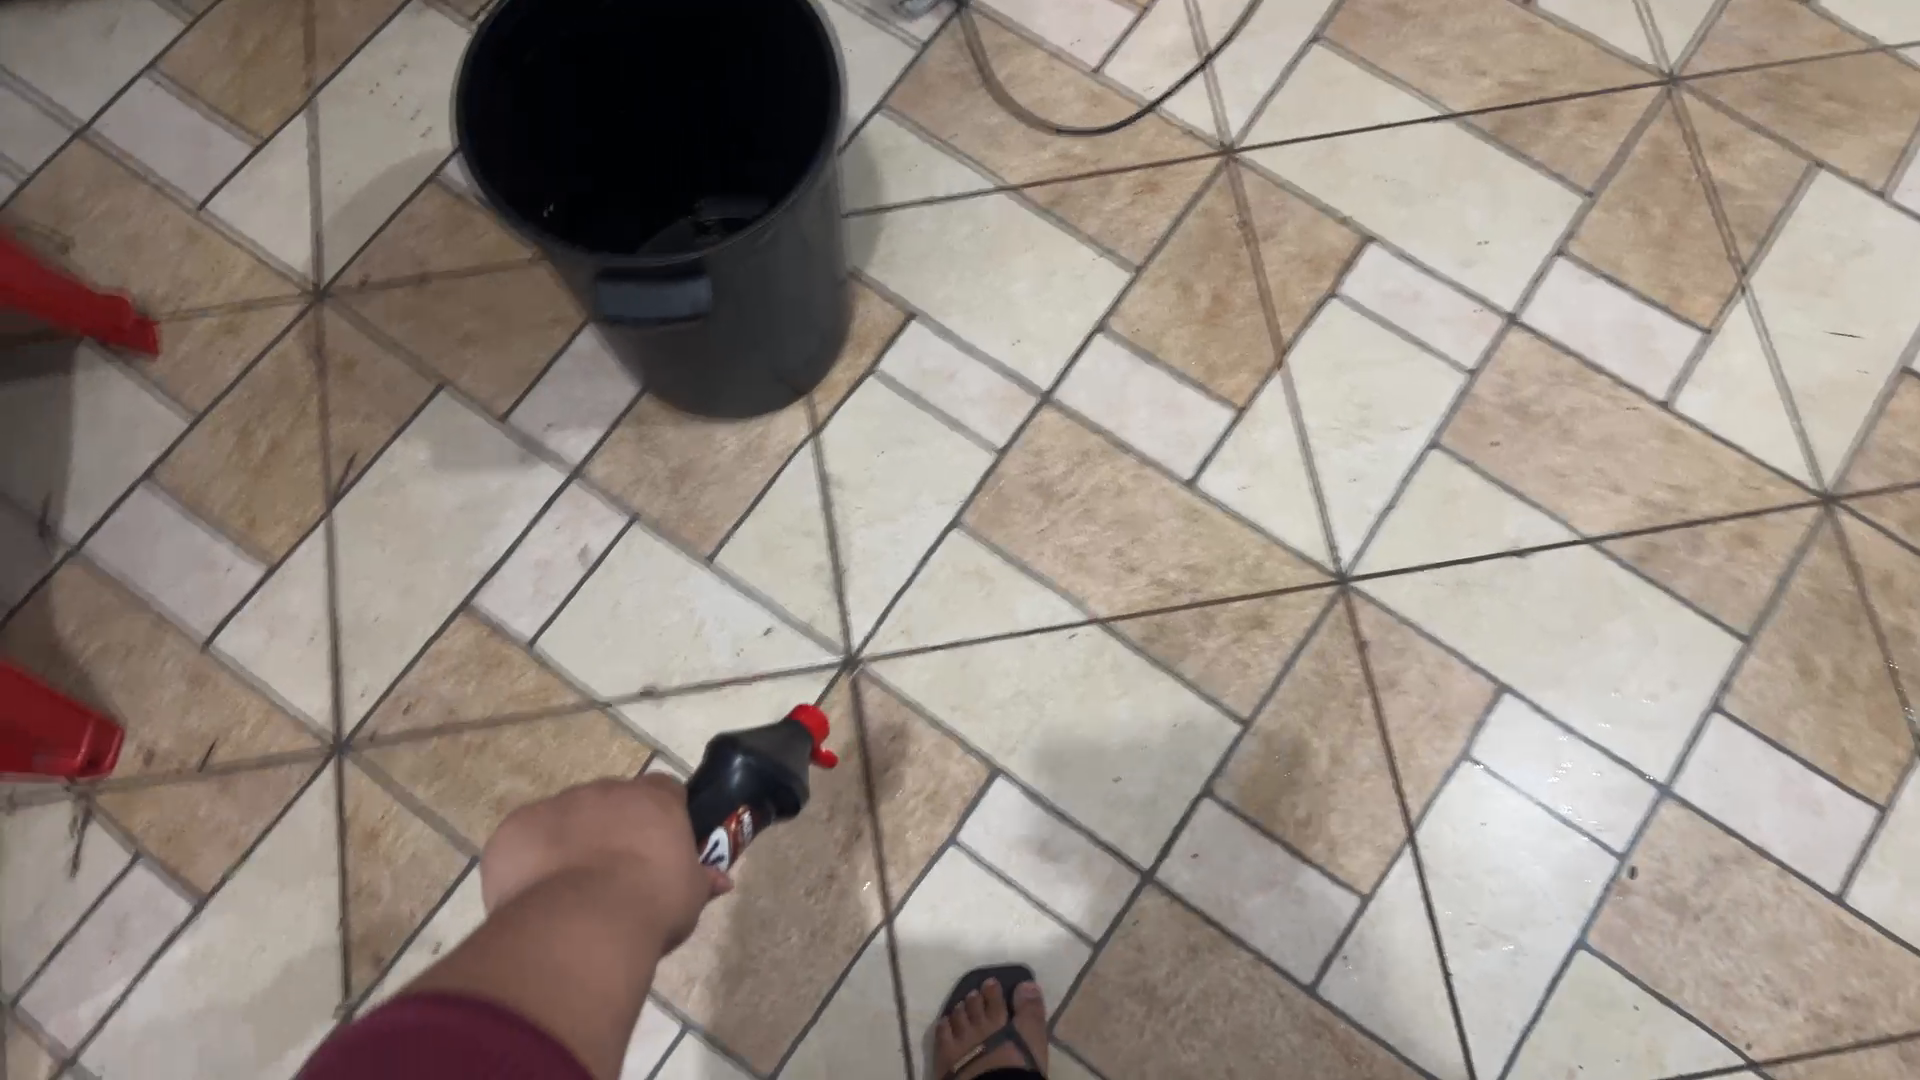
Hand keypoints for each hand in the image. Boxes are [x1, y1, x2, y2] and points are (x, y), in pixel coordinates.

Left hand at [479, 774, 732, 951]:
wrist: (580, 927)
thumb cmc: (650, 906)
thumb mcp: (690, 898)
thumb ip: (702, 881)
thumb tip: (721, 881)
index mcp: (655, 800)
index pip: (665, 791)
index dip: (661, 817)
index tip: (658, 848)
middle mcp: (607, 791)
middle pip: (612, 802)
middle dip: (611, 830)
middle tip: (613, 874)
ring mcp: (557, 805)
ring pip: (566, 818)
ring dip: (569, 843)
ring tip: (568, 892)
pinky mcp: (515, 829)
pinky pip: (523, 840)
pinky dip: (527, 861)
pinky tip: (533, 896)